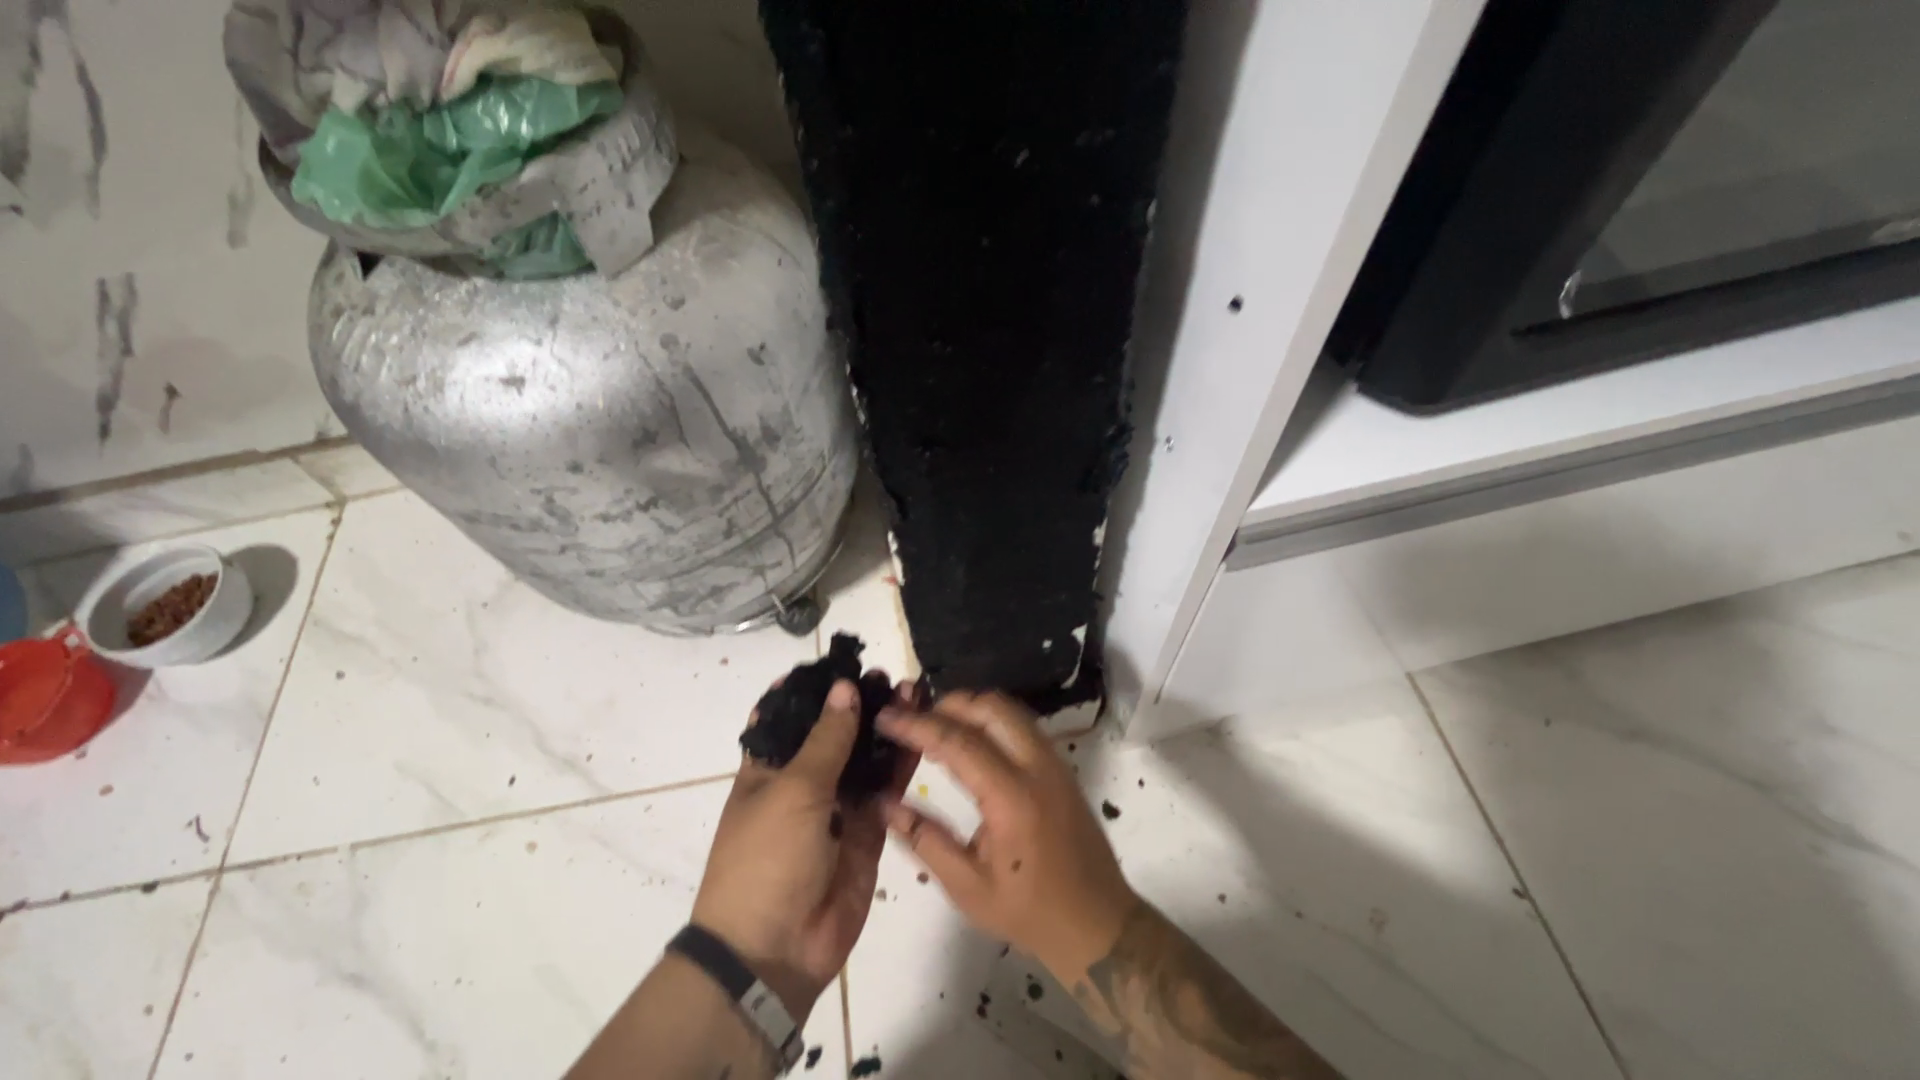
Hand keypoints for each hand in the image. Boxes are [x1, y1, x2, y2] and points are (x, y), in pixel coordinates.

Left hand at [691, 678, 920, 1023]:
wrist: (775, 948)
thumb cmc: (766, 859)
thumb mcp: (792, 791)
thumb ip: (826, 741)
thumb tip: (842, 689)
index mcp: (765, 770)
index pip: (784, 718)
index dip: (808, 689)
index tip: (839, 661)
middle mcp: (800, 784)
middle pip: (832, 735)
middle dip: (855, 705)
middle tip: (886, 674)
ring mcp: (835, 810)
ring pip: (863, 760)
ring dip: (883, 730)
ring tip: (912, 693)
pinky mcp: (866, 834)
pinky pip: (886, 792)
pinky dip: (901, 766)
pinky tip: (922, 735)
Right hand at [876, 692, 1139, 981]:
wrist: (1097, 923)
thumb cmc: (1030, 911)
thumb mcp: (967, 887)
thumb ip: (925, 839)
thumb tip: (883, 803)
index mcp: (1012, 798)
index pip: (958, 741)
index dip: (917, 725)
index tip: (885, 717)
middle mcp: (1038, 769)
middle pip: (991, 707)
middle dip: (947, 704)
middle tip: (912, 718)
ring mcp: (1055, 765)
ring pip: (1011, 711)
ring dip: (971, 709)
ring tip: (935, 726)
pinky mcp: (1062, 770)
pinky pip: (1024, 727)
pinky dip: (992, 722)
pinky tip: (969, 743)